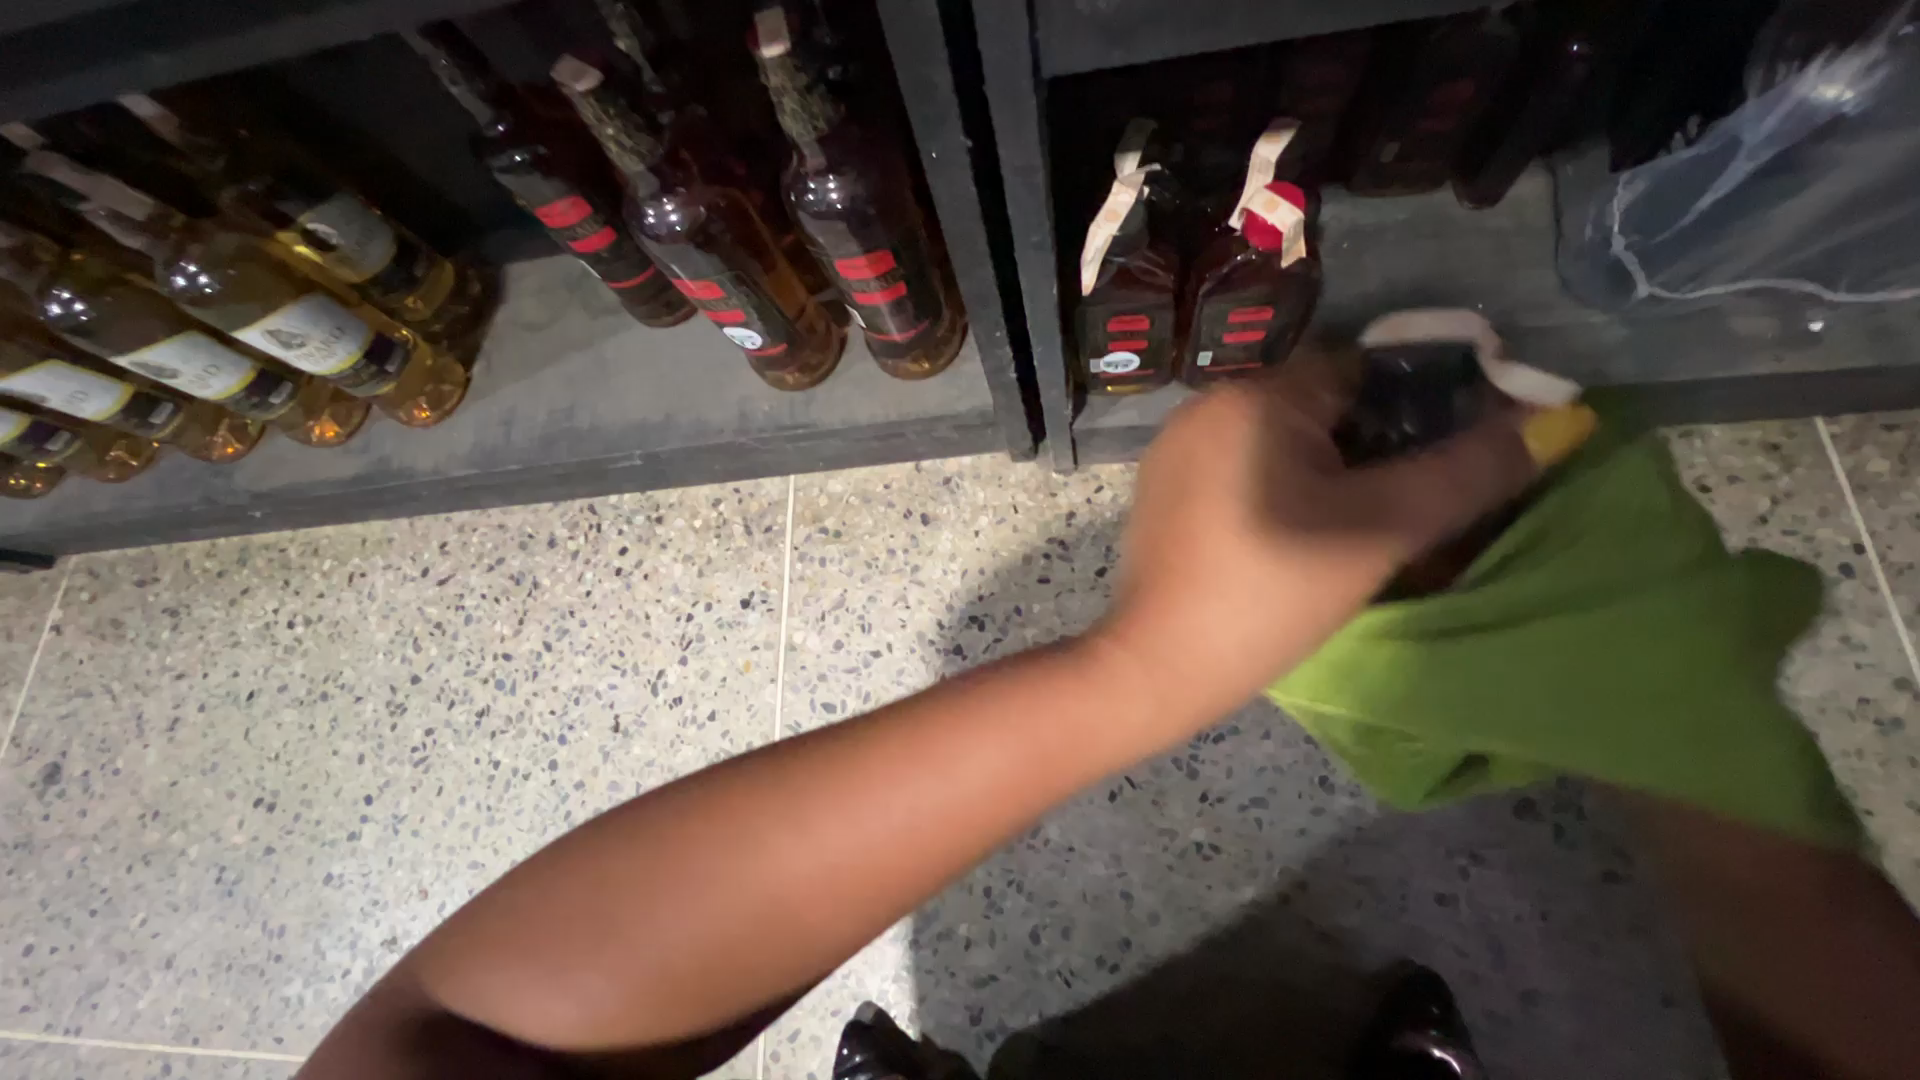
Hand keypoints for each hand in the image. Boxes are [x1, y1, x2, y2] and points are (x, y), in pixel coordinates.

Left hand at [1089, 346, 1538, 722]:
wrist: (1157, 663)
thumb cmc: (1270, 592)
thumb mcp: (1379, 531)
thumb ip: (1467, 472)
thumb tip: (1552, 422)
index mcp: (1255, 395)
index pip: (1364, 368)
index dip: (1426, 399)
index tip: (1463, 447)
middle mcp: (1208, 404)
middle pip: (1321, 403)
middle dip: (1379, 439)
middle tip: (1418, 495)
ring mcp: (1177, 448)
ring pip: (1280, 439)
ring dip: (1331, 467)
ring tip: (1367, 521)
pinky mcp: (1164, 489)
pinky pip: (1242, 468)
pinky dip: (1282, 486)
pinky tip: (1301, 533)